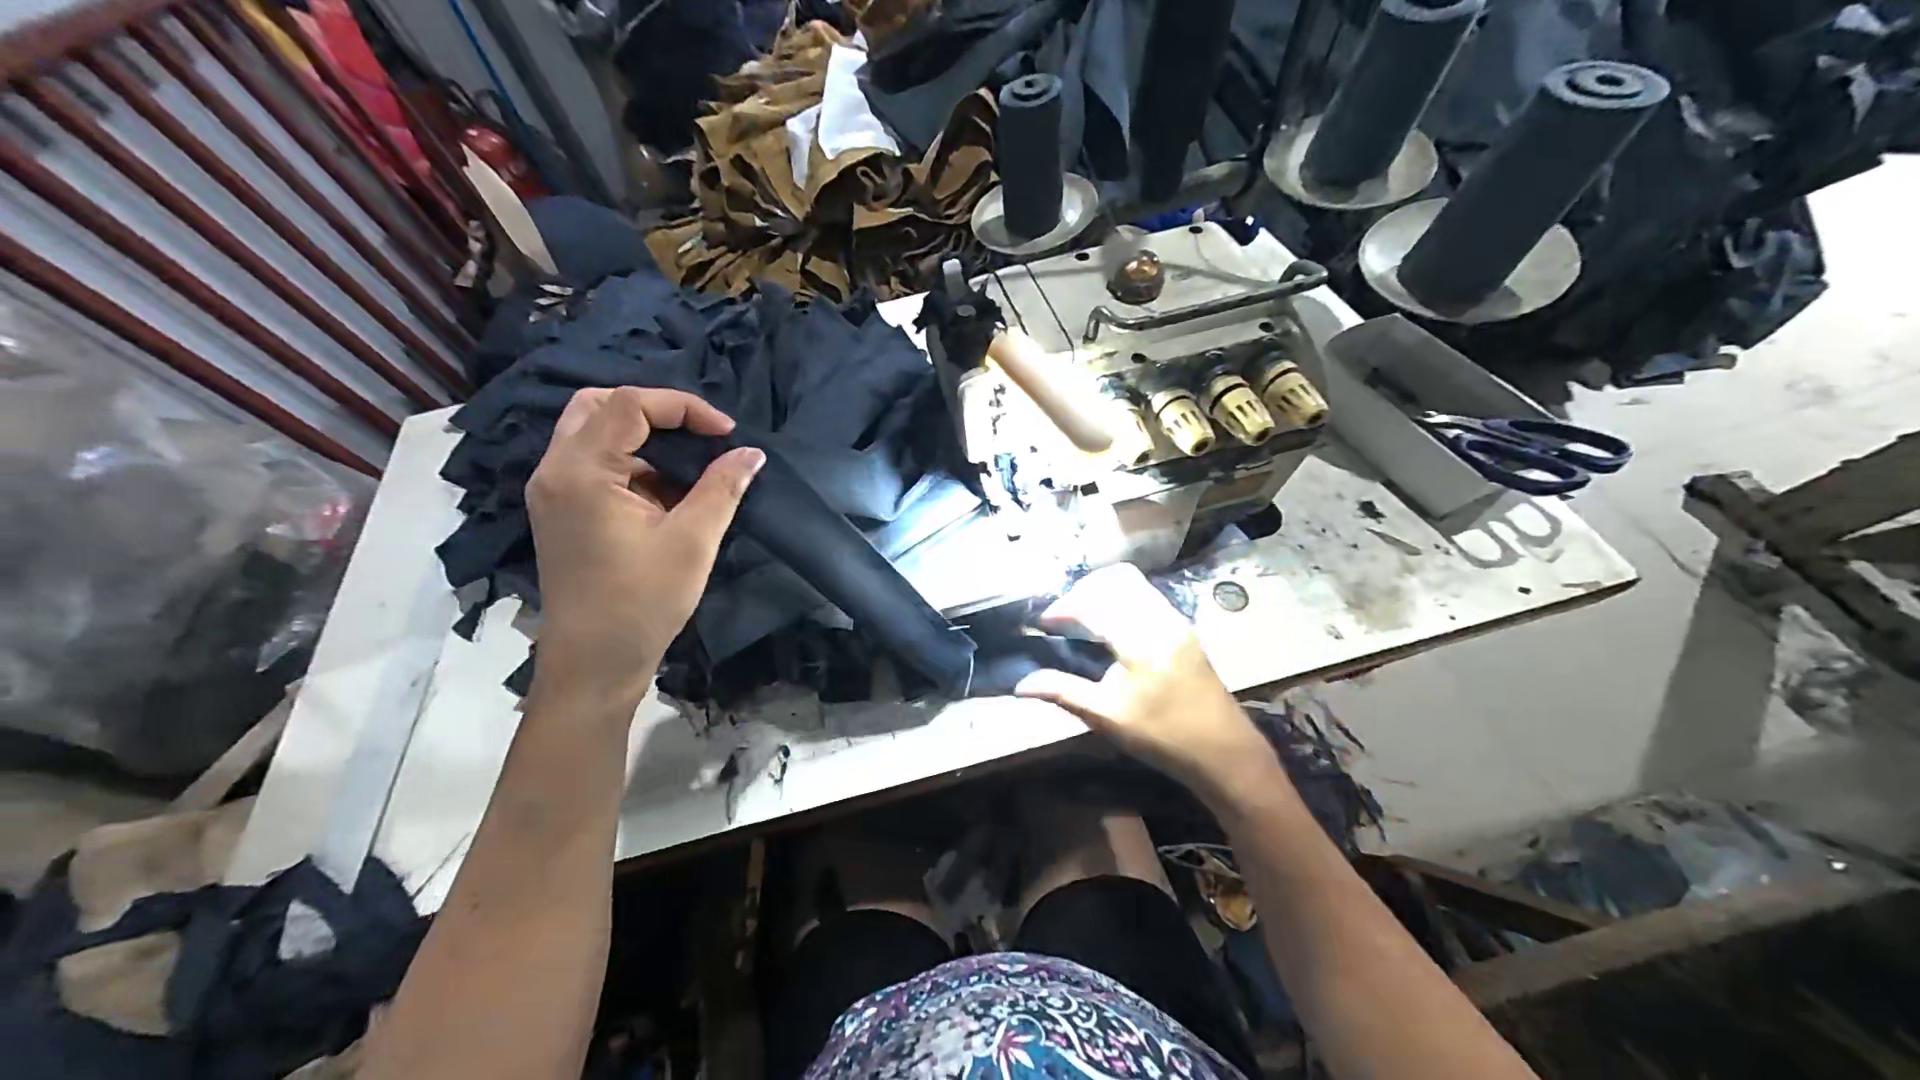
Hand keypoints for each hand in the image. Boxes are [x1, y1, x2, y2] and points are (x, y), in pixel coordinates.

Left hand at [525, 387, 764, 709]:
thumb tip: (751, 452)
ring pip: (592, 431)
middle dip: (655, 410)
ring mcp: (552, 490)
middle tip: (699, 434)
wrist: (593, 662)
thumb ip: (722, 488)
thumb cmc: (642, 603)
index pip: (630, 404)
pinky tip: (666, 489)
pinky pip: (592, 461)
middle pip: (600, 404)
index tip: (727, 434)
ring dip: (642, 434)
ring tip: (687, 461)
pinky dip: (630, 460)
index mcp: (582, 471)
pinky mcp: (560, 509)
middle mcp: (555, 470)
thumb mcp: (692, 542)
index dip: (684, 407)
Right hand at [1014, 565, 1284, 806]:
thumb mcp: (1107, 718)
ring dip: (1104, 592)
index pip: (1095, 604)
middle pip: (1116, 580)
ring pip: (1135, 584)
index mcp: (1141, 642)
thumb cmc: (1163, 737)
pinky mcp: (1184, 629)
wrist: (1224, 752)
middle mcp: (1161, 621)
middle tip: (1062, 615)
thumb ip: (1063, 692)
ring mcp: (1177, 622)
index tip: (1043, 624)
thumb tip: (1020, 685)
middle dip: (1083, 590)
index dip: (1063, 608)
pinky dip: (1122, 599)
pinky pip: (1147, 596)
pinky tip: (1110, 626)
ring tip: (1083, 617)